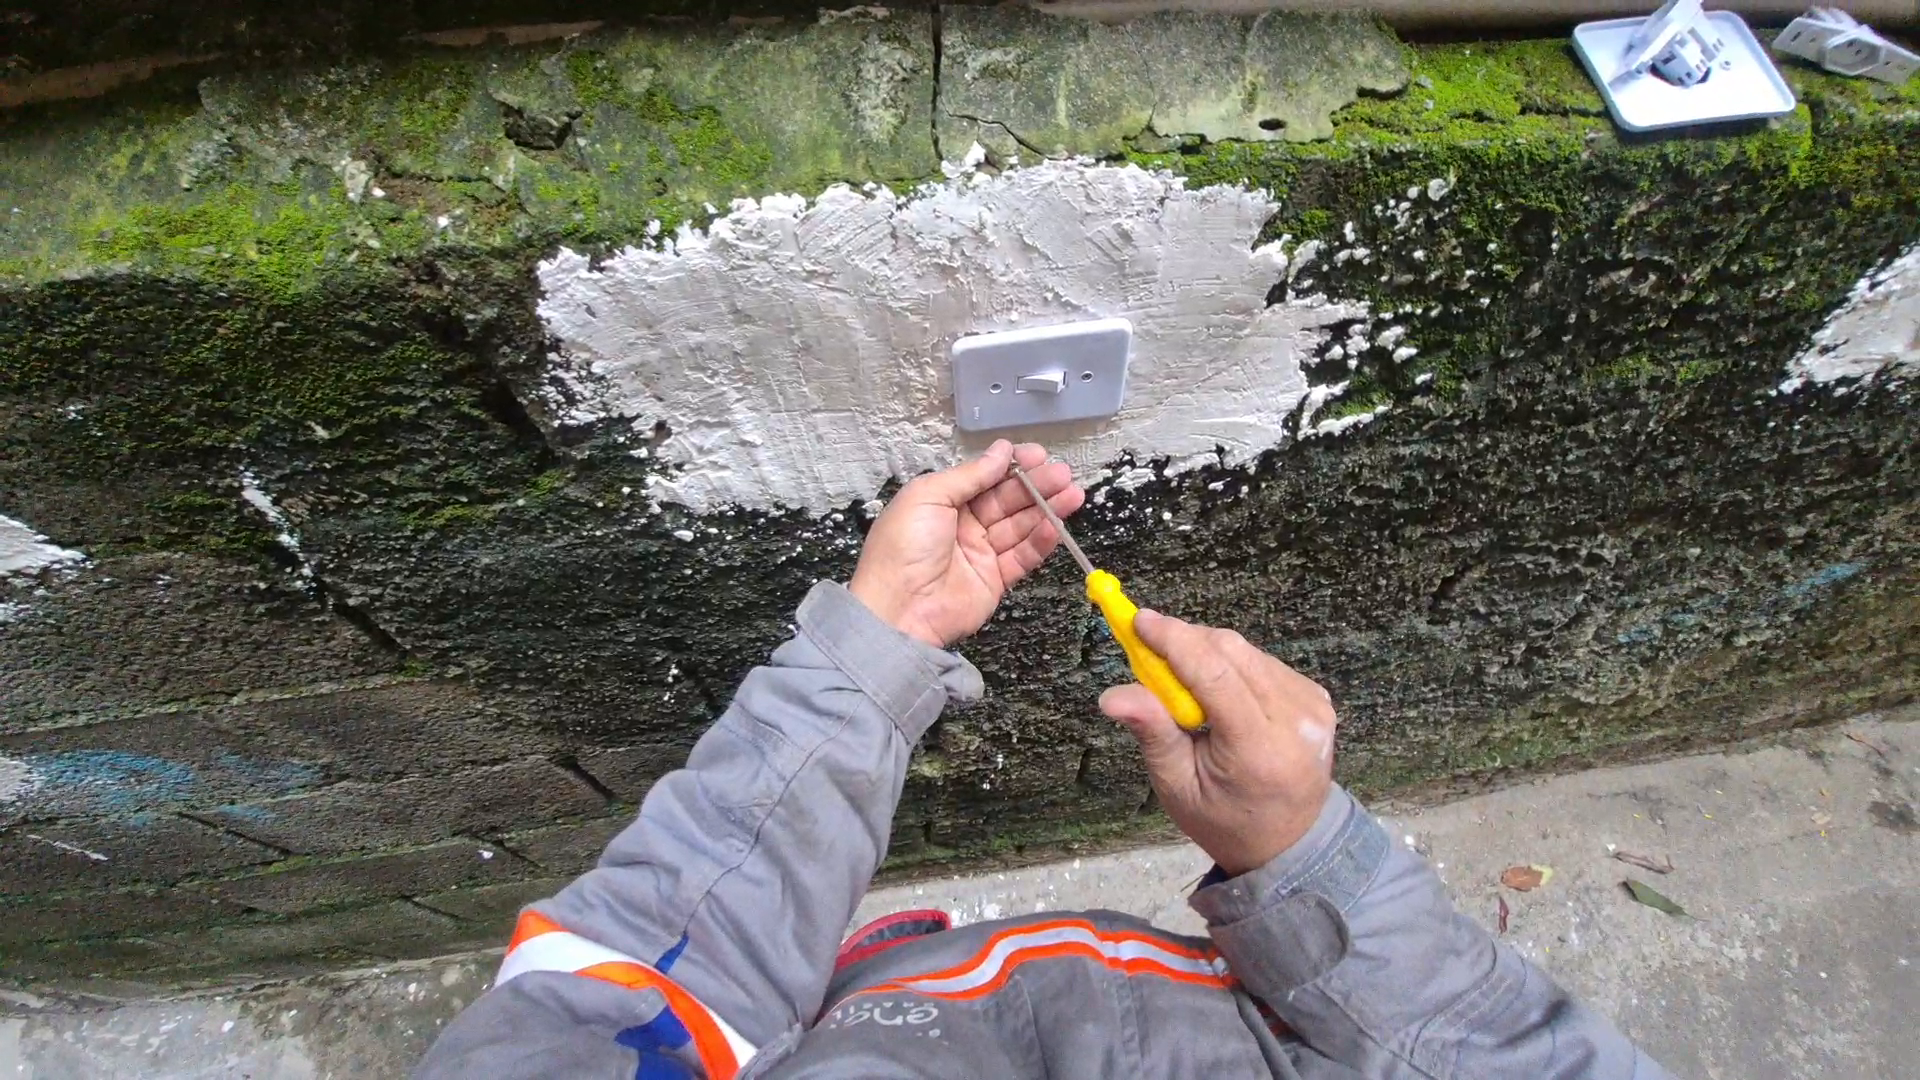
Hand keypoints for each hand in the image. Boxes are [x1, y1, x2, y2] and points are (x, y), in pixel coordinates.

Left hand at [848, 440, 1083, 647]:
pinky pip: (1022, 557)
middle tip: (1062, 474)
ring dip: (1047, 509)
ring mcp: (980, 553)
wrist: (899, 610)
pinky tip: (1056, 526)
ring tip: (1072, 494)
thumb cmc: (903, 547)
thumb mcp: (928, 496)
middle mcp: (963, 525)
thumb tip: (1002, 450)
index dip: (1011, 466)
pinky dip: (1040, 541)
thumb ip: (970, 474)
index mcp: (942, 501)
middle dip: (1036, 486)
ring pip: (1019, 526)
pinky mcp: (995, 580)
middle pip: (1007, 500)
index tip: (1037, 455)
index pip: (985, 478)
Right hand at [1100, 613, 1335, 876]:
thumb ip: (1152, 732)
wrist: (1290, 842)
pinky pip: (1261, 660)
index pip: (1215, 676)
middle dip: (1185, 640)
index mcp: (1260, 751)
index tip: (1139, 620)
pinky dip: (1230, 664)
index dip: (1175, 641)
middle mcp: (1296, 722)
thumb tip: (1111, 696)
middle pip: (1231, 652)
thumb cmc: (1222, 818)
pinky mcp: (1318, 697)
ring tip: (1184, 680)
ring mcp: (1313, 706)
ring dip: (1206, 652)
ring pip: (1245, 650)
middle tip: (1149, 649)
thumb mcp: (1176, 785)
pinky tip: (1218, 690)